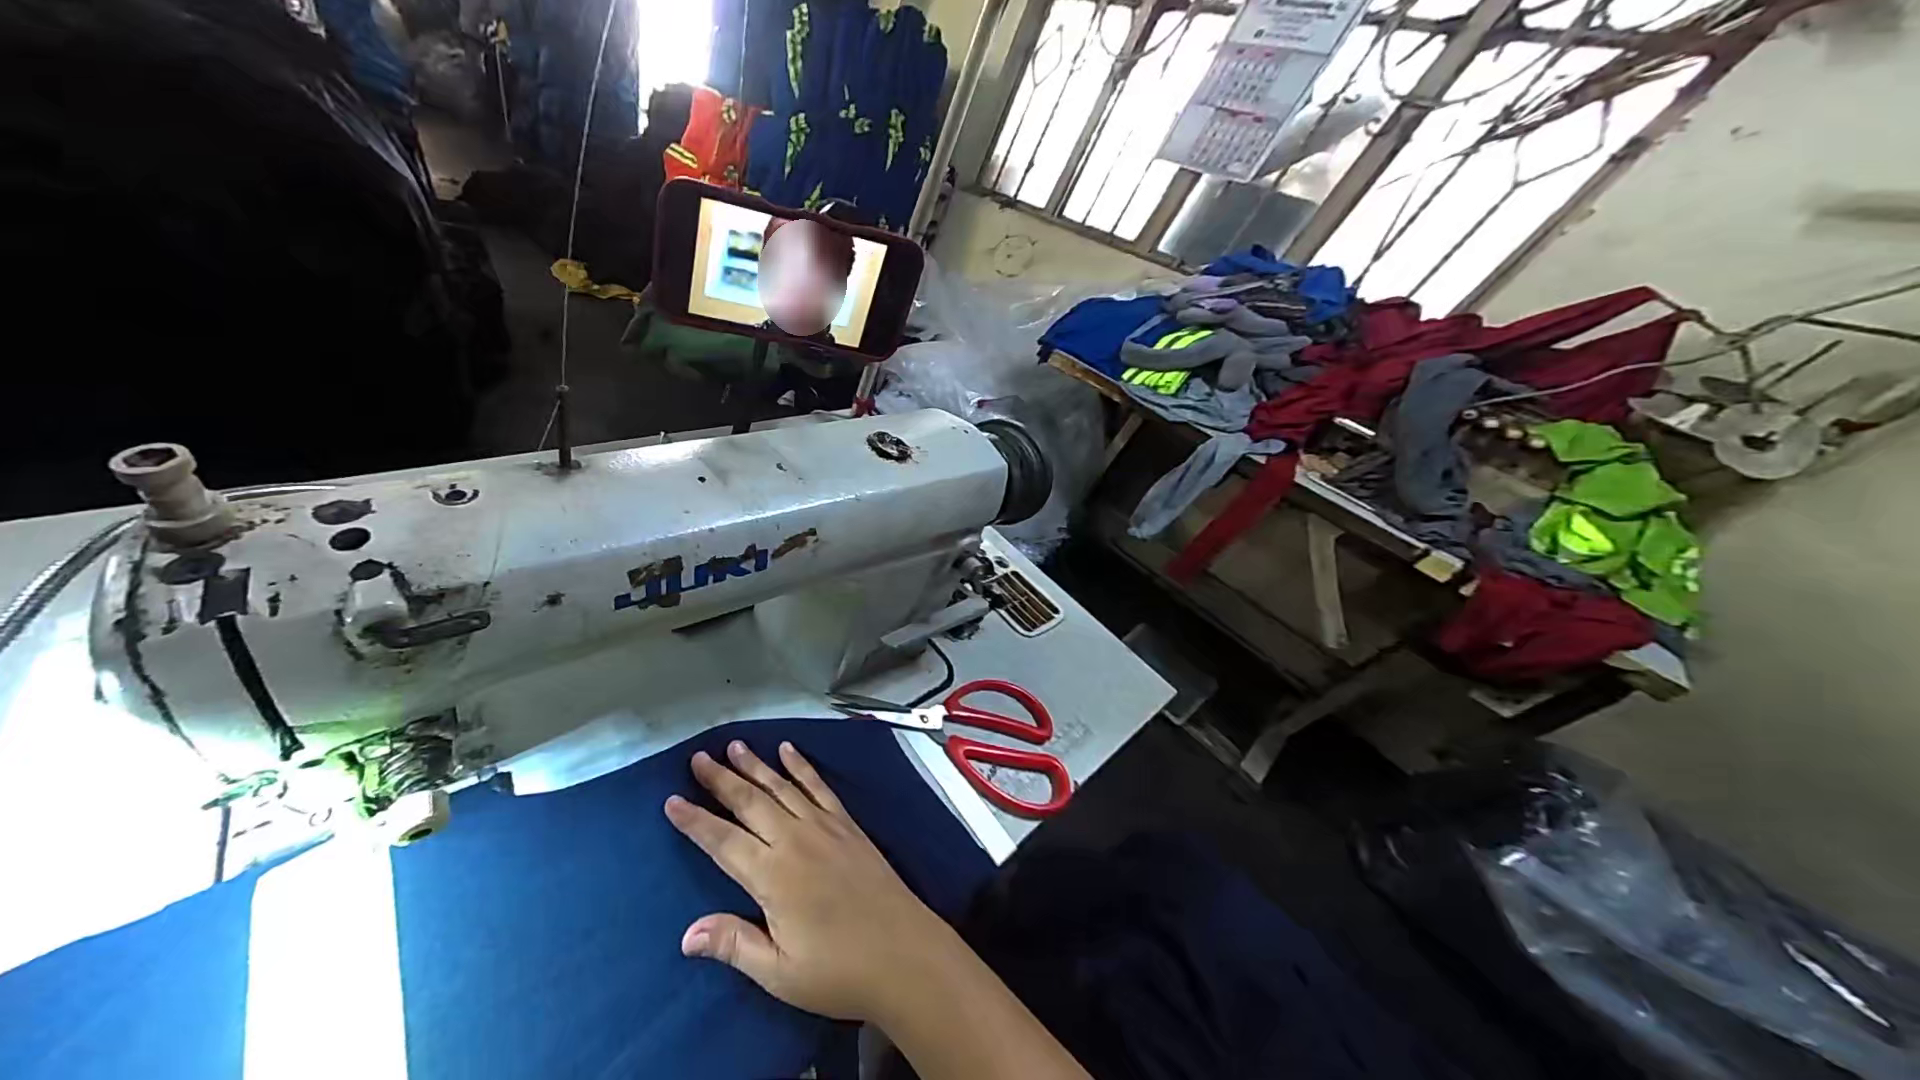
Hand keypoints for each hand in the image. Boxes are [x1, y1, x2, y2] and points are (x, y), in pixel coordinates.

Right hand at [664, 740, 964, 1021]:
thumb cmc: (838, 970)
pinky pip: (820, 788)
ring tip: (734, 746)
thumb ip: (734, 944)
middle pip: (751, 802)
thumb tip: (686, 934)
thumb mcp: (779, 972)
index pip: (723, 841)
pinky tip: (789, 751)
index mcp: (773, 876)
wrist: (905, 952)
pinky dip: (802, 767)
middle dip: (721, 780)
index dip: (695, 821)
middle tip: (698, 758)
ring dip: (756, 765)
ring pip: (782, 787)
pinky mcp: (849, 826)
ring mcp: (826, 828)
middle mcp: (796, 841)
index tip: (671, 800)